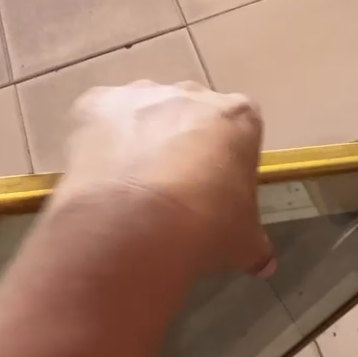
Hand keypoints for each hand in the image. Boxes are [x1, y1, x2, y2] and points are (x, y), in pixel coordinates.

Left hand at [57, 81, 274, 276]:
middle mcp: (189, 94)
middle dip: (182, 144)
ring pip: (141, 113)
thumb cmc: (205, 226)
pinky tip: (99, 178)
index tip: (216, 190)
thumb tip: (262, 263)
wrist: (135, 223)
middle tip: (172, 190)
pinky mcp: (95, 104)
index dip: (226, 160)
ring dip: (138, 140)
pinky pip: (99, 119)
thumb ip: (254, 245)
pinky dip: (98, 142)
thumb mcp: (244, 242)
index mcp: (237, 117)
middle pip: (188, 114)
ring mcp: (139, 94)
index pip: (238, 129)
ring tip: (130, 189)